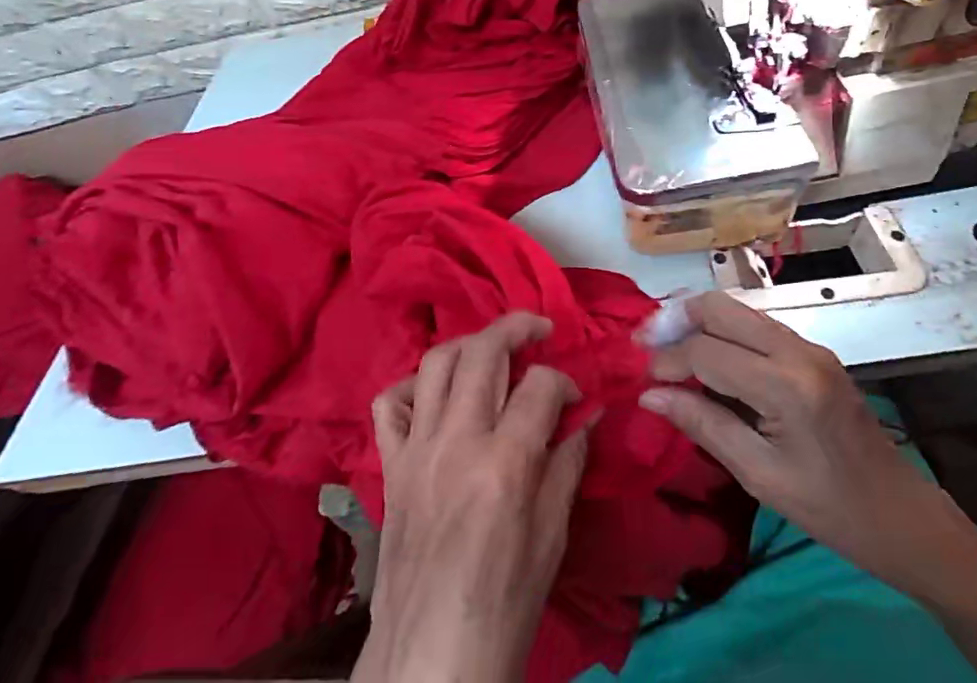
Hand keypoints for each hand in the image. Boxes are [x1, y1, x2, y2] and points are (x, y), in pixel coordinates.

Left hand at [354, 313, 591, 682]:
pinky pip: (390, 405)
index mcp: (504, 464)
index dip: (566, 380)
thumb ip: (567, 463)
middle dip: (519, 328)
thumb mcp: (553, 535)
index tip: (577, 397)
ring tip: (496, 349)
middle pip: (484, 352)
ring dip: (470, 344)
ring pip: (436, 363)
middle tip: (542, 330)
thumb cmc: (505, 604)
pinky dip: (415, 386)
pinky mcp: (390, 468)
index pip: (541, 385)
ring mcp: (416, 452)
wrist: (430, 660)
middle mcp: (456, 443)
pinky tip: (439, 394)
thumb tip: (586, 416)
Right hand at [638, 293, 964, 593]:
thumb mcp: (758, 474)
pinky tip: (708, 362)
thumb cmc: (828, 508)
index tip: (641, 378)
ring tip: (669, 354)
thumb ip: (704, 424)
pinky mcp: (815, 353)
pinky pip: (758, 328)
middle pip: (723, 308)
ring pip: (740, 311)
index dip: (667, 360)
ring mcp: (810, 347)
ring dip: (701, 324)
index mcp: (786, 384)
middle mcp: (798, 350)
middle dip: (678, 321)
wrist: (898, 513)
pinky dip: (726, 335)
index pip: (707, 350)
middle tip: (648, 348)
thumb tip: (650, 395)